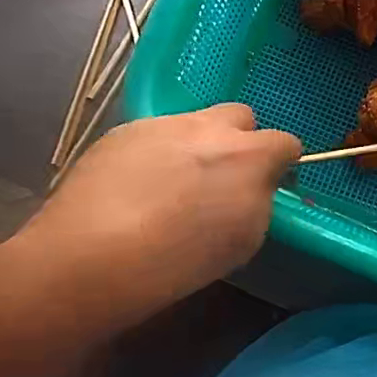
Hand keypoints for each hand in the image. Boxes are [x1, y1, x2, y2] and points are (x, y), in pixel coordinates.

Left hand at [3, 104, 299, 332]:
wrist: (90, 259)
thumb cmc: (179, 260)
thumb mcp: (244, 239)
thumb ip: (259, 200)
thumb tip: (256, 185)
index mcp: (249, 156)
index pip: (286, 142)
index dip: (281, 163)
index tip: (269, 185)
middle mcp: (209, 128)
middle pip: (240, 116)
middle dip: (239, 139)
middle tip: (221, 176)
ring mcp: (161, 125)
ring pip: (193, 123)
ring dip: (195, 145)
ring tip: (170, 186)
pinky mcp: (121, 133)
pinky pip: (153, 136)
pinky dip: (155, 155)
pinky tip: (135, 189)